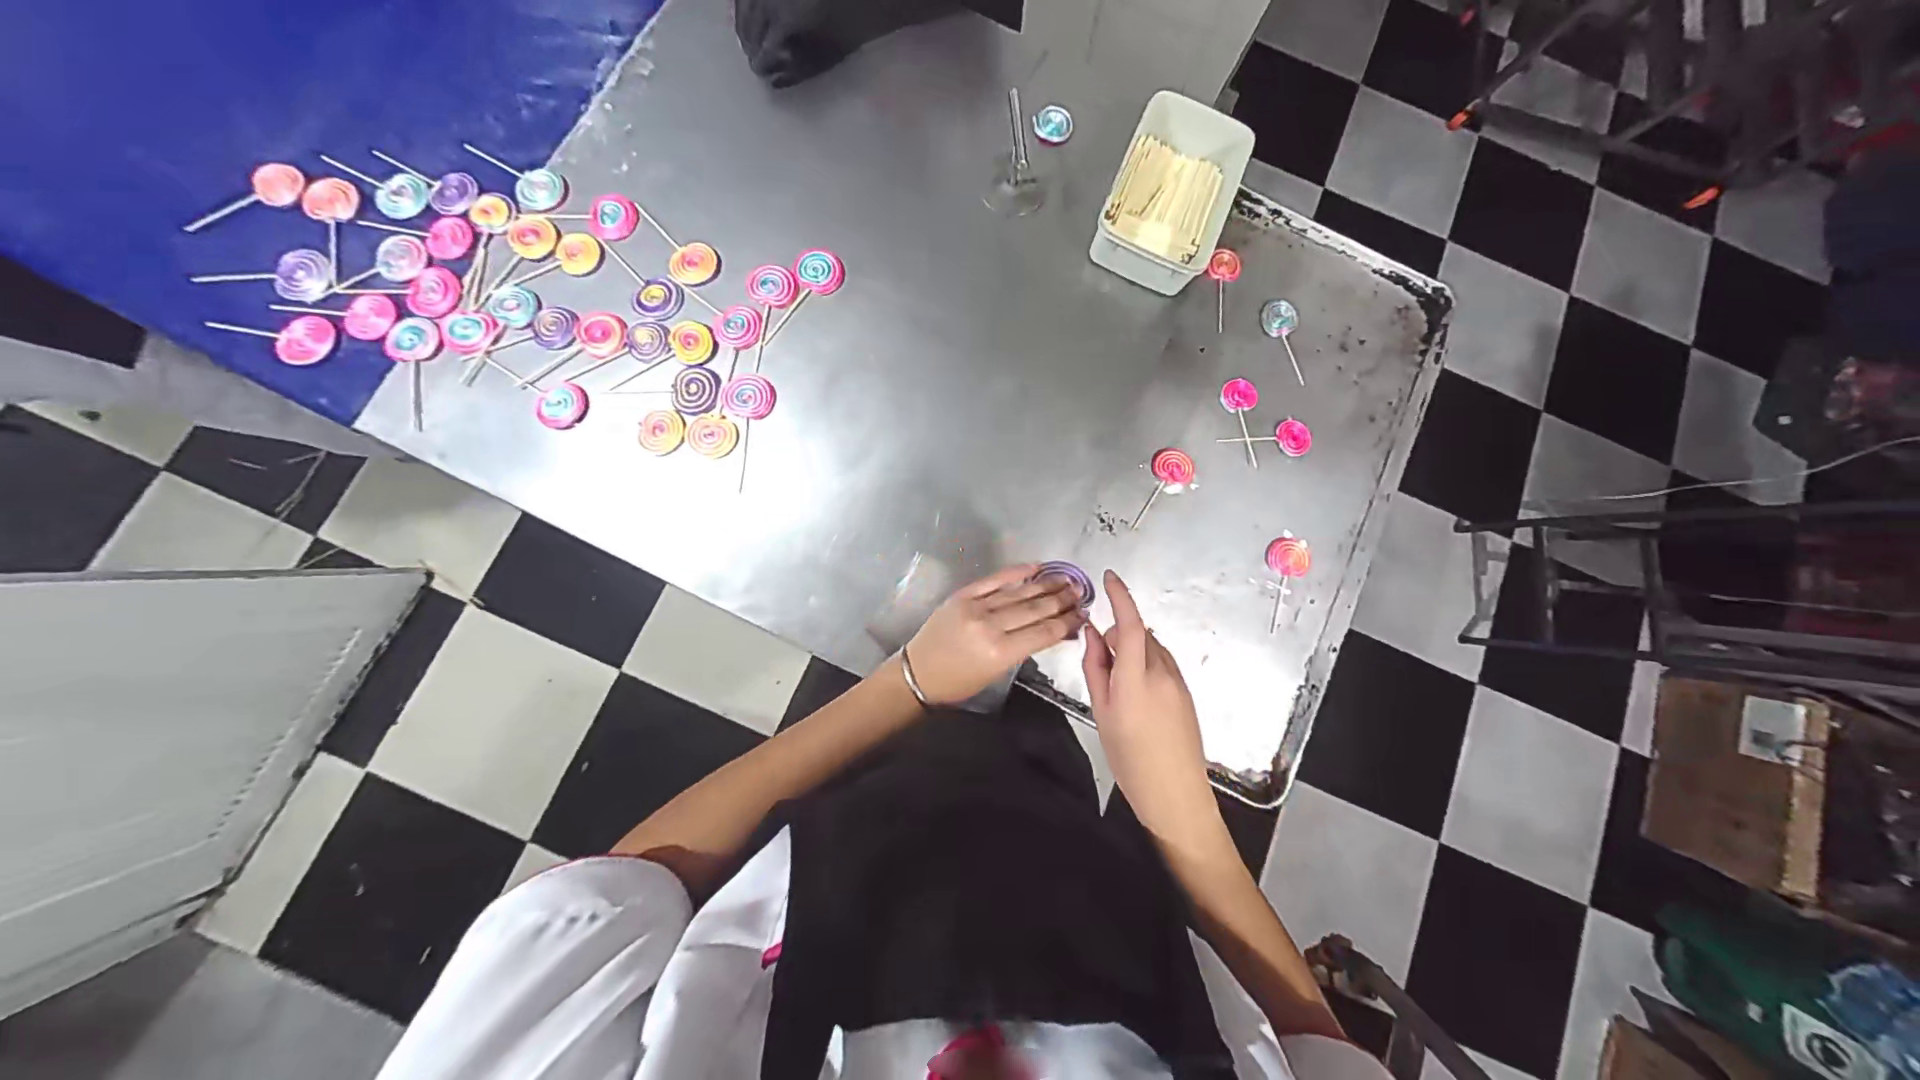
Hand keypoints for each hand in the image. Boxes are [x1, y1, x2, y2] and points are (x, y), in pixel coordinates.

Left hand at [904, 564, 1085, 704]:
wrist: (918, 674)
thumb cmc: (958, 682)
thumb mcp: (997, 672)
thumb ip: (1026, 648)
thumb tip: (1057, 632)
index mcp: (1000, 652)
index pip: (1044, 632)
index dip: (1067, 622)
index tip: (1082, 614)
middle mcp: (990, 626)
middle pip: (1035, 609)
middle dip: (1062, 600)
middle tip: (1081, 592)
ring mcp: (975, 608)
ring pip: (1019, 593)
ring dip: (1046, 585)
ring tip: (1066, 579)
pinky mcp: (963, 596)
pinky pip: (994, 580)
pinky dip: (1016, 572)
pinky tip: (1035, 567)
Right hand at [1081, 570, 1215, 837]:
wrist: (1176, 794)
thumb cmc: (1130, 759)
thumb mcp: (1101, 712)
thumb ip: (1096, 668)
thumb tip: (1091, 633)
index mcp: (1135, 680)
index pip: (1129, 625)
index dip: (1120, 597)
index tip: (1110, 578)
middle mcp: (1162, 673)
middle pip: (1138, 634)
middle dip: (1117, 634)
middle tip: (1098, 661)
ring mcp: (1178, 682)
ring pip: (1150, 648)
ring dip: (1131, 649)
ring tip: (1115, 685)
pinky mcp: (1185, 692)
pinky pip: (1161, 663)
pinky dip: (1144, 663)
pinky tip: (1135, 693)